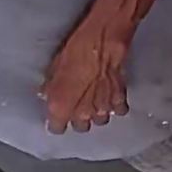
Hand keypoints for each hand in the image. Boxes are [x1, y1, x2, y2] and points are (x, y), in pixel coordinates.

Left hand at [41, 15, 129, 133]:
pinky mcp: (121, 98)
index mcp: (60, 107)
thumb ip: (52, 89)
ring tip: (96, 104)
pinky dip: (115, 106)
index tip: (58, 115)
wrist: (102, 43)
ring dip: (97, 114)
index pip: (57, 128)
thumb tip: (50, 96)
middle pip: (81, 127)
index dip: (57, 122)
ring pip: (101, 121)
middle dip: (79, 120)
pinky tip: (112, 99)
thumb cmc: (73, 53)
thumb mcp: (52, 70)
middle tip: (77, 108)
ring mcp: (103, 107)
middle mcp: (82, 112)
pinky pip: (118, 110)